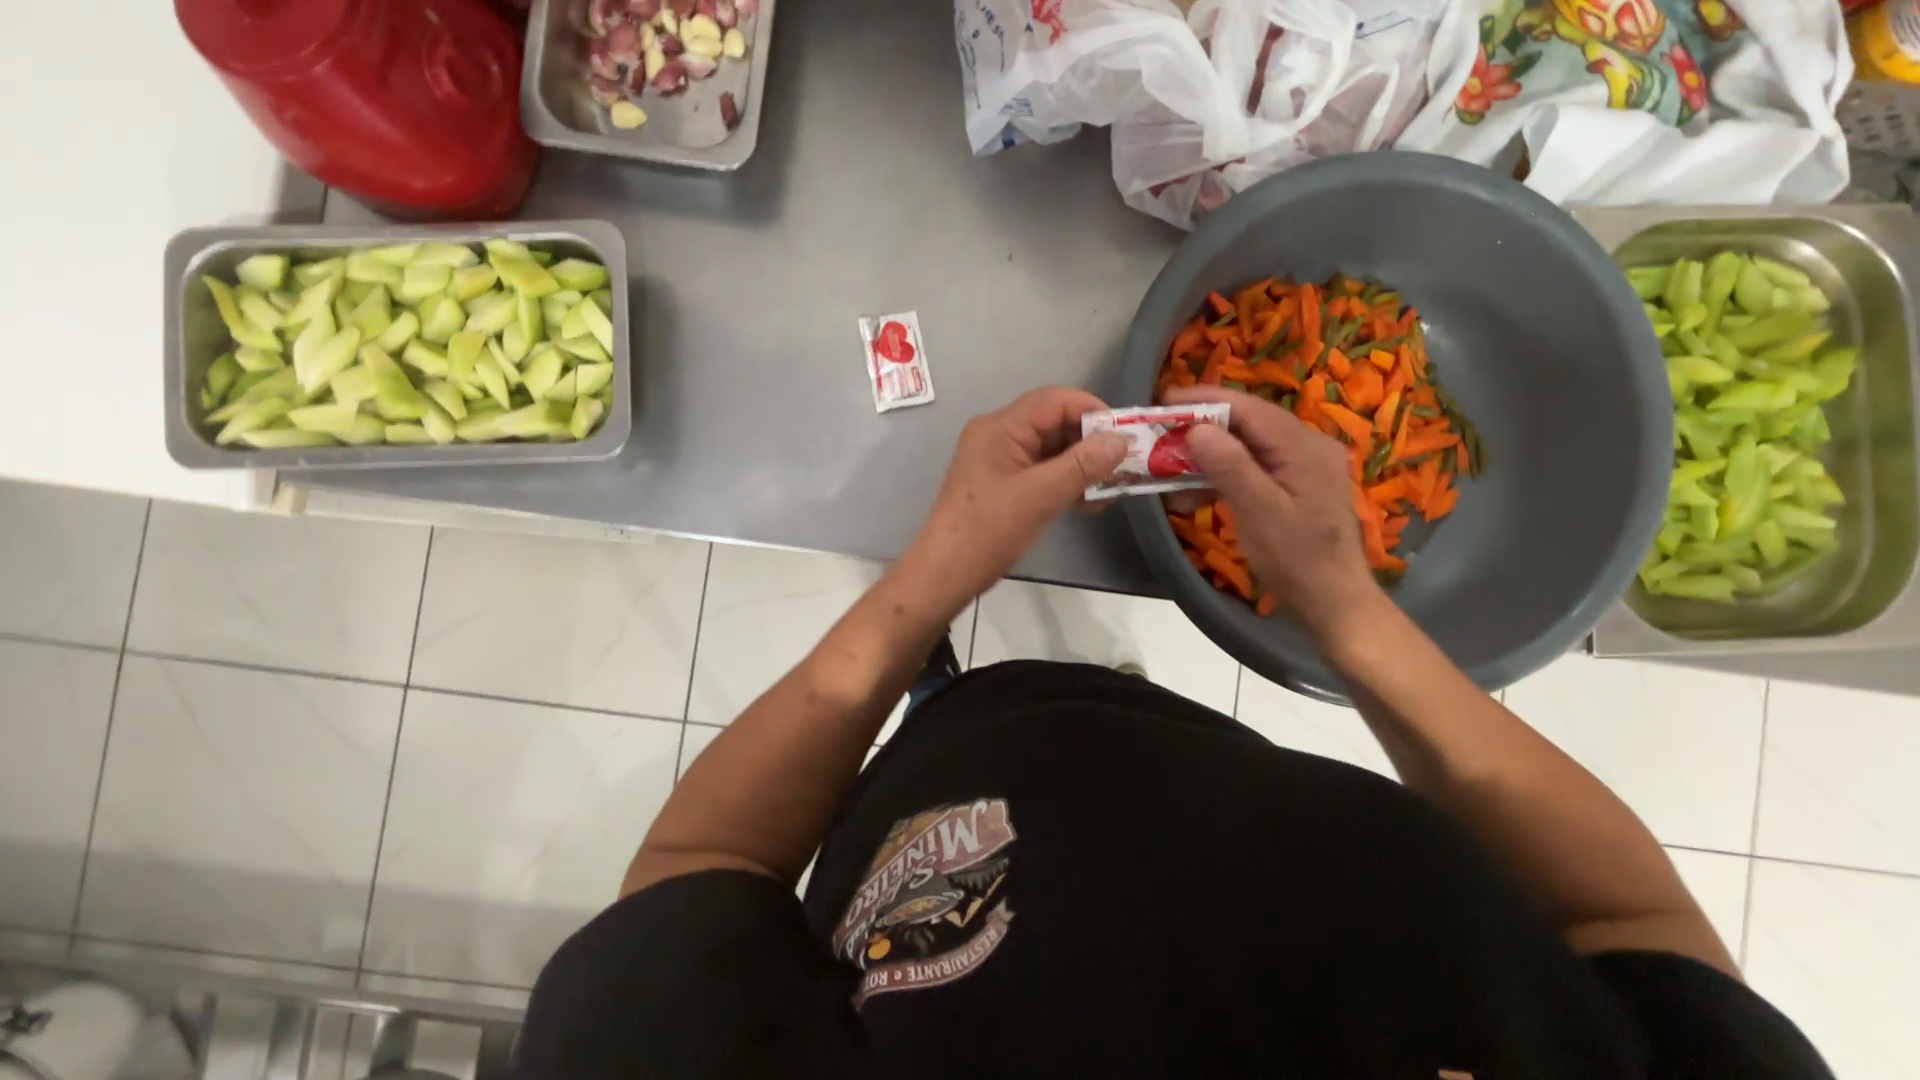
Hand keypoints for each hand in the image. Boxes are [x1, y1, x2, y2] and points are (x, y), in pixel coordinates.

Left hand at [901, 387, 1127, 612]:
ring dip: (1080, 464)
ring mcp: (997, 460)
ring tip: (1112, 487)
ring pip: (1048, 449)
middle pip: (1052, 422)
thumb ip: (1083, 464)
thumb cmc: (989, 530)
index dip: (1092, 411)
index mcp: (1000, 427)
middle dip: (1090, 441)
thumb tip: (1121, 440)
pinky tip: (1089, 502)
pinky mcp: (1000, 484)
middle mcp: (997, 435)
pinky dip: (1064, 481)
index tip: (1125, 435)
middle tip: (1124, 463)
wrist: (945, 573)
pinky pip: (1039, 470)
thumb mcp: (1041, 495)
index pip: (1054, 401)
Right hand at [1164, 386, 1384, 645]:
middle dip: (1203, 424)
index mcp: (1304, 446)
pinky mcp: (1298, 485)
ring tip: (1171, 461)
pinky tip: (1198, 487)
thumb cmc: (1297, 560)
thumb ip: (1230, 467)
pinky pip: (1257, 465)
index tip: (1163, 402)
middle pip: (1249, 421)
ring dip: (1211, 451)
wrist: (1334, 602)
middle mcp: (1309, 445)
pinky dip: (1226, 470)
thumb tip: (1196, 428)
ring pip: (1250, 443)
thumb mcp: (1259, 513)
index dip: (1204, 401)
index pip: (1248, 408)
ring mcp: (1305, 465)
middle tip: (1161, 431)